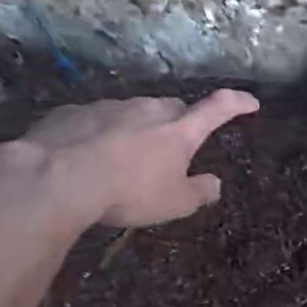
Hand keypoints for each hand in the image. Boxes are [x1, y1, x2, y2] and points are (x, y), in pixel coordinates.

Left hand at [18, 90, 259, 226]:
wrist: (55, 178)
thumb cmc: (128, 192)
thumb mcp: (175, 203)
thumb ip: (200, 192)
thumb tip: (213, 183)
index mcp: (179, 131)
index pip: (218, 108)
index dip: (237, 103)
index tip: (251, 102)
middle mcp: (147, 110)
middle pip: (173, 108)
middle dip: (179, 122)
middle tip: (175, 147)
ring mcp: (108, 107)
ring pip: (133, 112)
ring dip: (138, 129)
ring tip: (128, 159)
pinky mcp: (73, 113)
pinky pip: (97, 120)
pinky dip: (102, 134)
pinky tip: (91, 157)